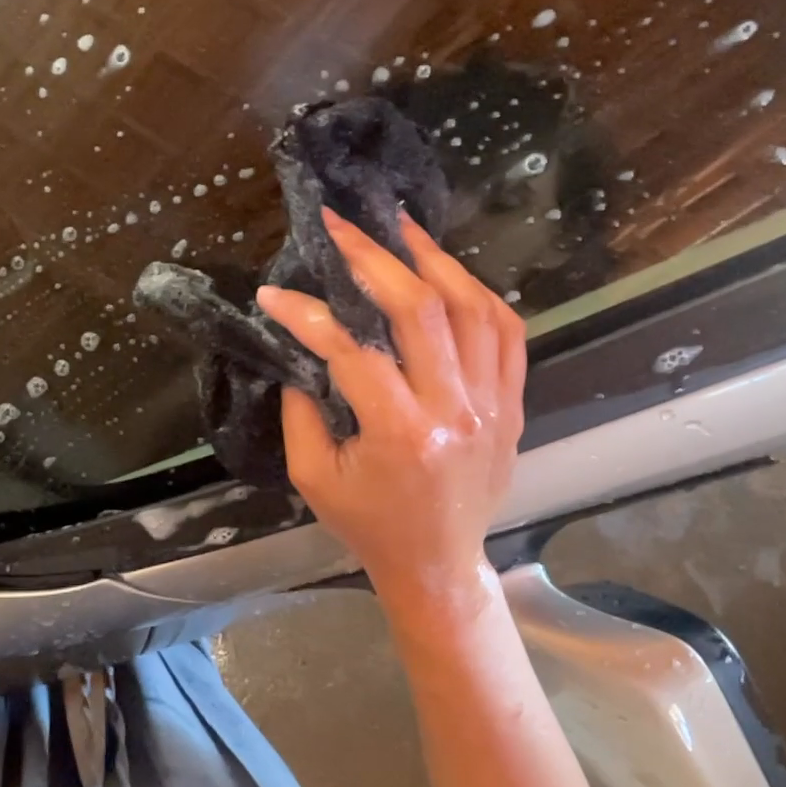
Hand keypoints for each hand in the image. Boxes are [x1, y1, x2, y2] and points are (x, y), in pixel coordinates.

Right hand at [256, 209, 526, 608]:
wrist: (436, 561)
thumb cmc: (367, 523)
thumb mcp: (313, 476)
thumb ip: (302, 409)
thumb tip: (302, 350)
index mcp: (399, 433)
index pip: (351, 351)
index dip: (307, 315)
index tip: (273, 294)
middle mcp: (454, 410)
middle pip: (422, 309)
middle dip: (375, 257)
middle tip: (341, 224)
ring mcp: (492, 404)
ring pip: (474, 308)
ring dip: (433, 260)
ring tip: (399, 229)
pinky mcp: (512, 404)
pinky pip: (507, 333)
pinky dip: (478, 294)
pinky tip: (448, 274)